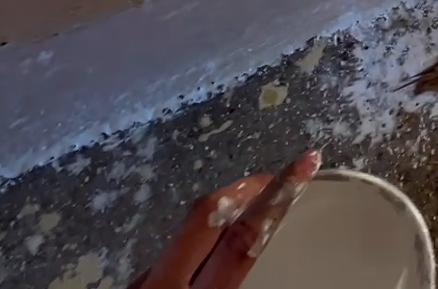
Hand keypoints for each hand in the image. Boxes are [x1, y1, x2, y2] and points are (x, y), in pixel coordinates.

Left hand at [128, 150, 319, 288]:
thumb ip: (231, 276)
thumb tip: (259, 234)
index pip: (243, 236)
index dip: (277, 195)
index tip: (307, 160)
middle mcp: (162, 280)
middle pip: (206, 213)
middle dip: (244, 186)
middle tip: (275, 175)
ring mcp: (141, 280)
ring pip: (184, 233)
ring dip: (218, 215)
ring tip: (247, 210)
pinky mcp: (130, 286)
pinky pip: (168, 257)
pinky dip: (194, 247)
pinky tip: (204, 258)